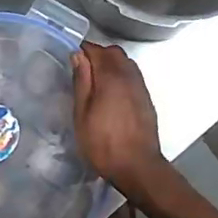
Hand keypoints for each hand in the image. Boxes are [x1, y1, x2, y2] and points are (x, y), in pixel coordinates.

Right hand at [71, 42, 170, 197]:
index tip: (71, 59)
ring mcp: (140, 87)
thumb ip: (81, 81)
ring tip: (96, 81)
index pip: (96, 50)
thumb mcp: (82, 114)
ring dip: (111, 64)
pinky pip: (133, 76)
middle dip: (98, 54)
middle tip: (83, 70)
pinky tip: (112, 93)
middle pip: (113, 52)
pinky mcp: (146, 98)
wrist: (138, 167)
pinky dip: (121, 75)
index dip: (82, 51)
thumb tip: (78, 55)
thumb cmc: (103, 143)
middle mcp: (129, 75)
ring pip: (125, 62)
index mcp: (111, 76)